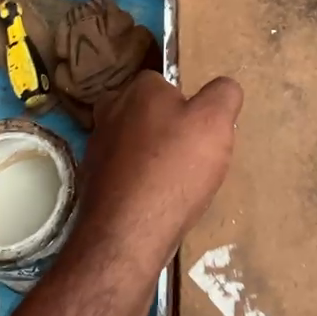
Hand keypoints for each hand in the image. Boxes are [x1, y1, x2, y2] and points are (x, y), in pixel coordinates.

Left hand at [74, 71, 241, 272]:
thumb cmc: (175, 167)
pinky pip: (123, 174)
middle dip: (166, 130)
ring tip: (175, 183)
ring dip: (151, 158)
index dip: (187, 105)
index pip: (165, 84)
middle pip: (145, 113)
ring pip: (132, 144)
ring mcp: (96, 148)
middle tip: (190, 156)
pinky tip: (155, 202)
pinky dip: (138, 183)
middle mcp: (110, 112)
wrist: (129, 232)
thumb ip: (223, 94)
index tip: (201, 130)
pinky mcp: (92, 182)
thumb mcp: (215, 121)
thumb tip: (225, 85)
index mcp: (137, 89)